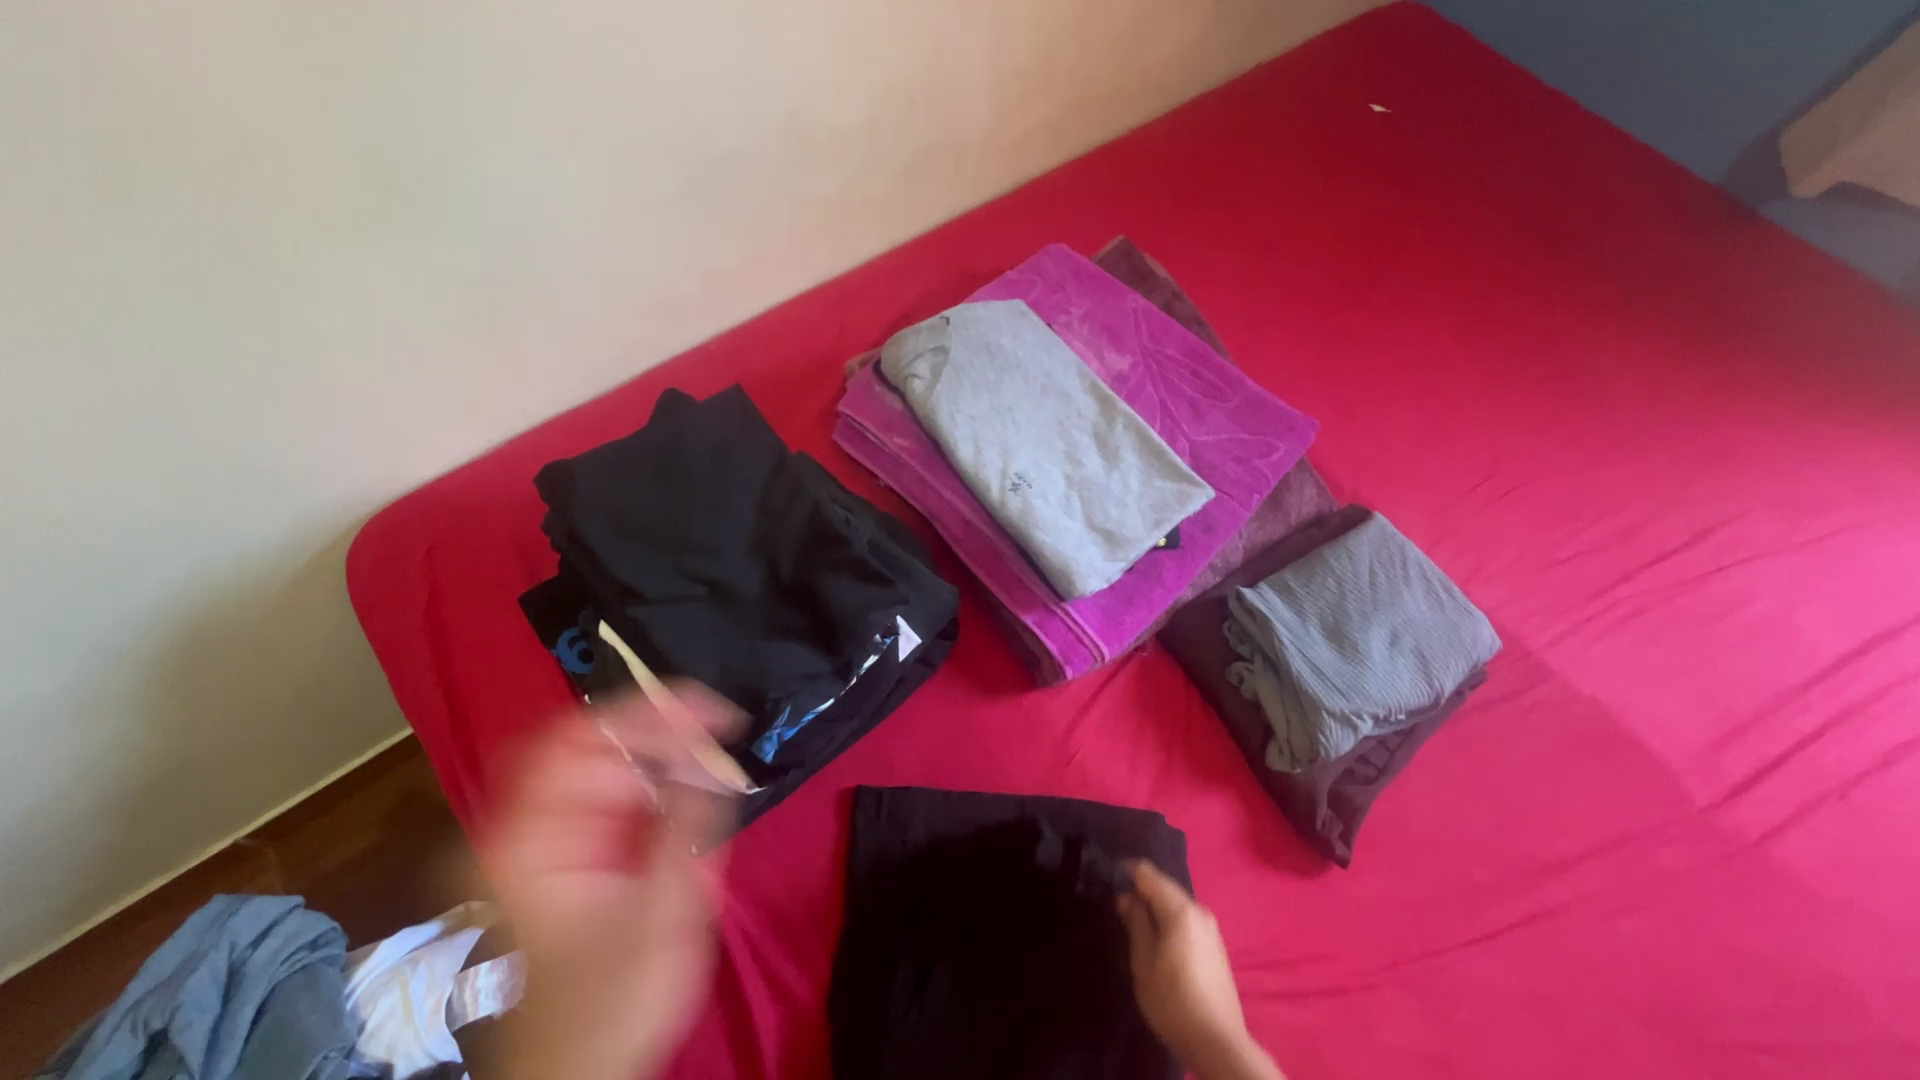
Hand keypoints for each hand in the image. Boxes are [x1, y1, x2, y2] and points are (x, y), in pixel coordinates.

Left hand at [486, 687, 743, 1079]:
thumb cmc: (611, 1009)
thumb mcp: (662, 915)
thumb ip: (686, 827)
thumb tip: (707, 758)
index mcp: (526, 842)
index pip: (576, 741)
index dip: (644, 714)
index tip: (711, 713)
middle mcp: (519, 832)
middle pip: (587, 749)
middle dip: (659, 737)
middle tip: (720, 738)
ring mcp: (535, 845)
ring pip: (597, 771)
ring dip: (658, 762)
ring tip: (712, 768)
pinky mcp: (557, 860)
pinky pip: (602, 802)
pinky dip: (649, 791)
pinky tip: (687, 800)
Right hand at [1117, 861, 1283, 1079]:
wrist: (1217, 1042)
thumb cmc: (1173, 1002)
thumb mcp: (1143, 964)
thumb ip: (1136, 924)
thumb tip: (1126, 898)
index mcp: (1180, 911)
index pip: (1149, 874)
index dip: (1127, 872)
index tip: (1108, 878)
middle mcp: (1200, 912)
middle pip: (1166, 888)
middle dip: (1142, 890)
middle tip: (1117, 902)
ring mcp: (1212, 930)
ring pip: (1177, 905)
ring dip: (1156, 907)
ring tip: (1133, 919)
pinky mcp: (1216, 947)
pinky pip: (1188, 920)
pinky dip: (1170, 920)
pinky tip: (1158, 937)